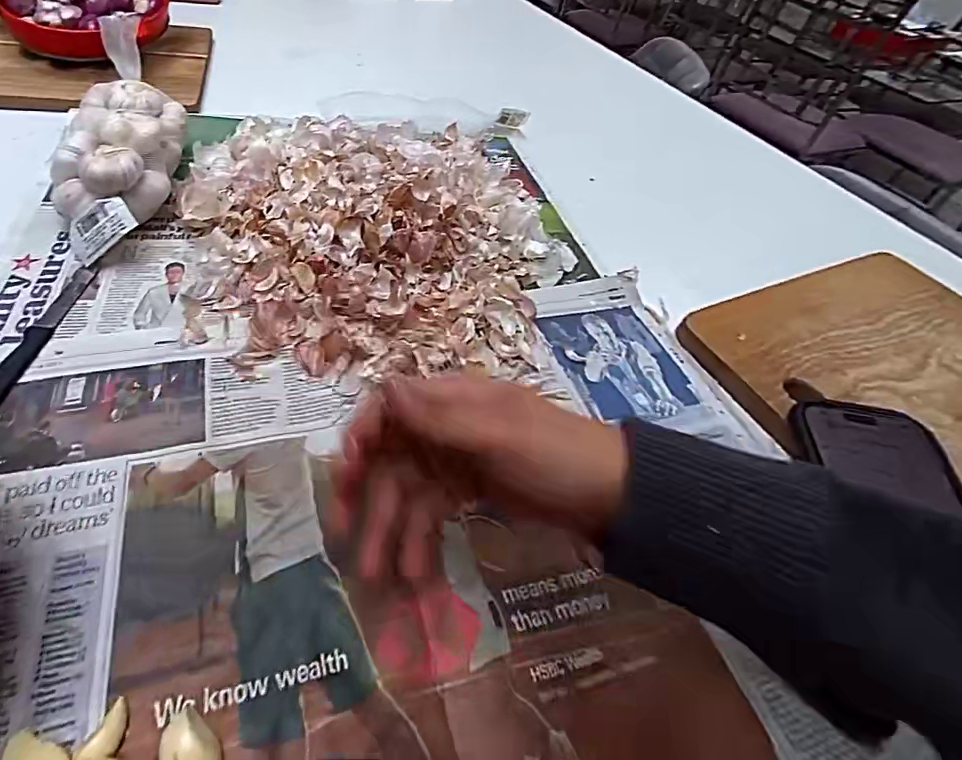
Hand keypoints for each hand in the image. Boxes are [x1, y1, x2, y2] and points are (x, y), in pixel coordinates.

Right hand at [335, 377, 630, 581]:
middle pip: (387, 455)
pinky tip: (414, 573)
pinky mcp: (462, 491)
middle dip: (364, 494)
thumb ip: (441, 417)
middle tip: (343, 530)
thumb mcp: (501, 435)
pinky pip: (429, 514)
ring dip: (388, 530)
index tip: (350, 471)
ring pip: (404, 492)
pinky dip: (419, 540)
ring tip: (376, 574)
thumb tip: (383, 386)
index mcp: (447, 399)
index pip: (386, 408)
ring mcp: (449, 460)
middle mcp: (438, 426)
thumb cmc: (559, 455)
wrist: (618, 498)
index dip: (362, 435)